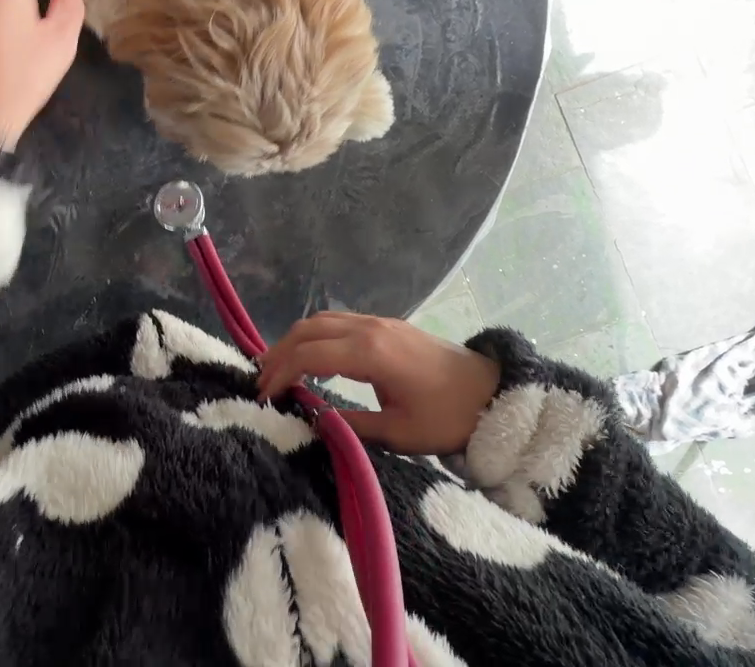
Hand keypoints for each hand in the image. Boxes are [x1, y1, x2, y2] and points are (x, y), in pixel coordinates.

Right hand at [258, 313, 500, 455]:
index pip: (309, 355)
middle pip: (308, 329)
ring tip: (277, 367)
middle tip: (260, 381)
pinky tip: (308, 356)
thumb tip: (309, 420)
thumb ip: (349, 425)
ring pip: (321, 320)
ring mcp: (378, 322)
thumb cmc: (448, 418)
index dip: (280, 373)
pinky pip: (337, 321)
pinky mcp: (386, 325)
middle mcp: (369, 328)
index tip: (263, 396)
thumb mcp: (398, 433)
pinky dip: (313, 335)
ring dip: (294, 340)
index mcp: (370, 353)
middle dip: (278, 353)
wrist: (494, 395)